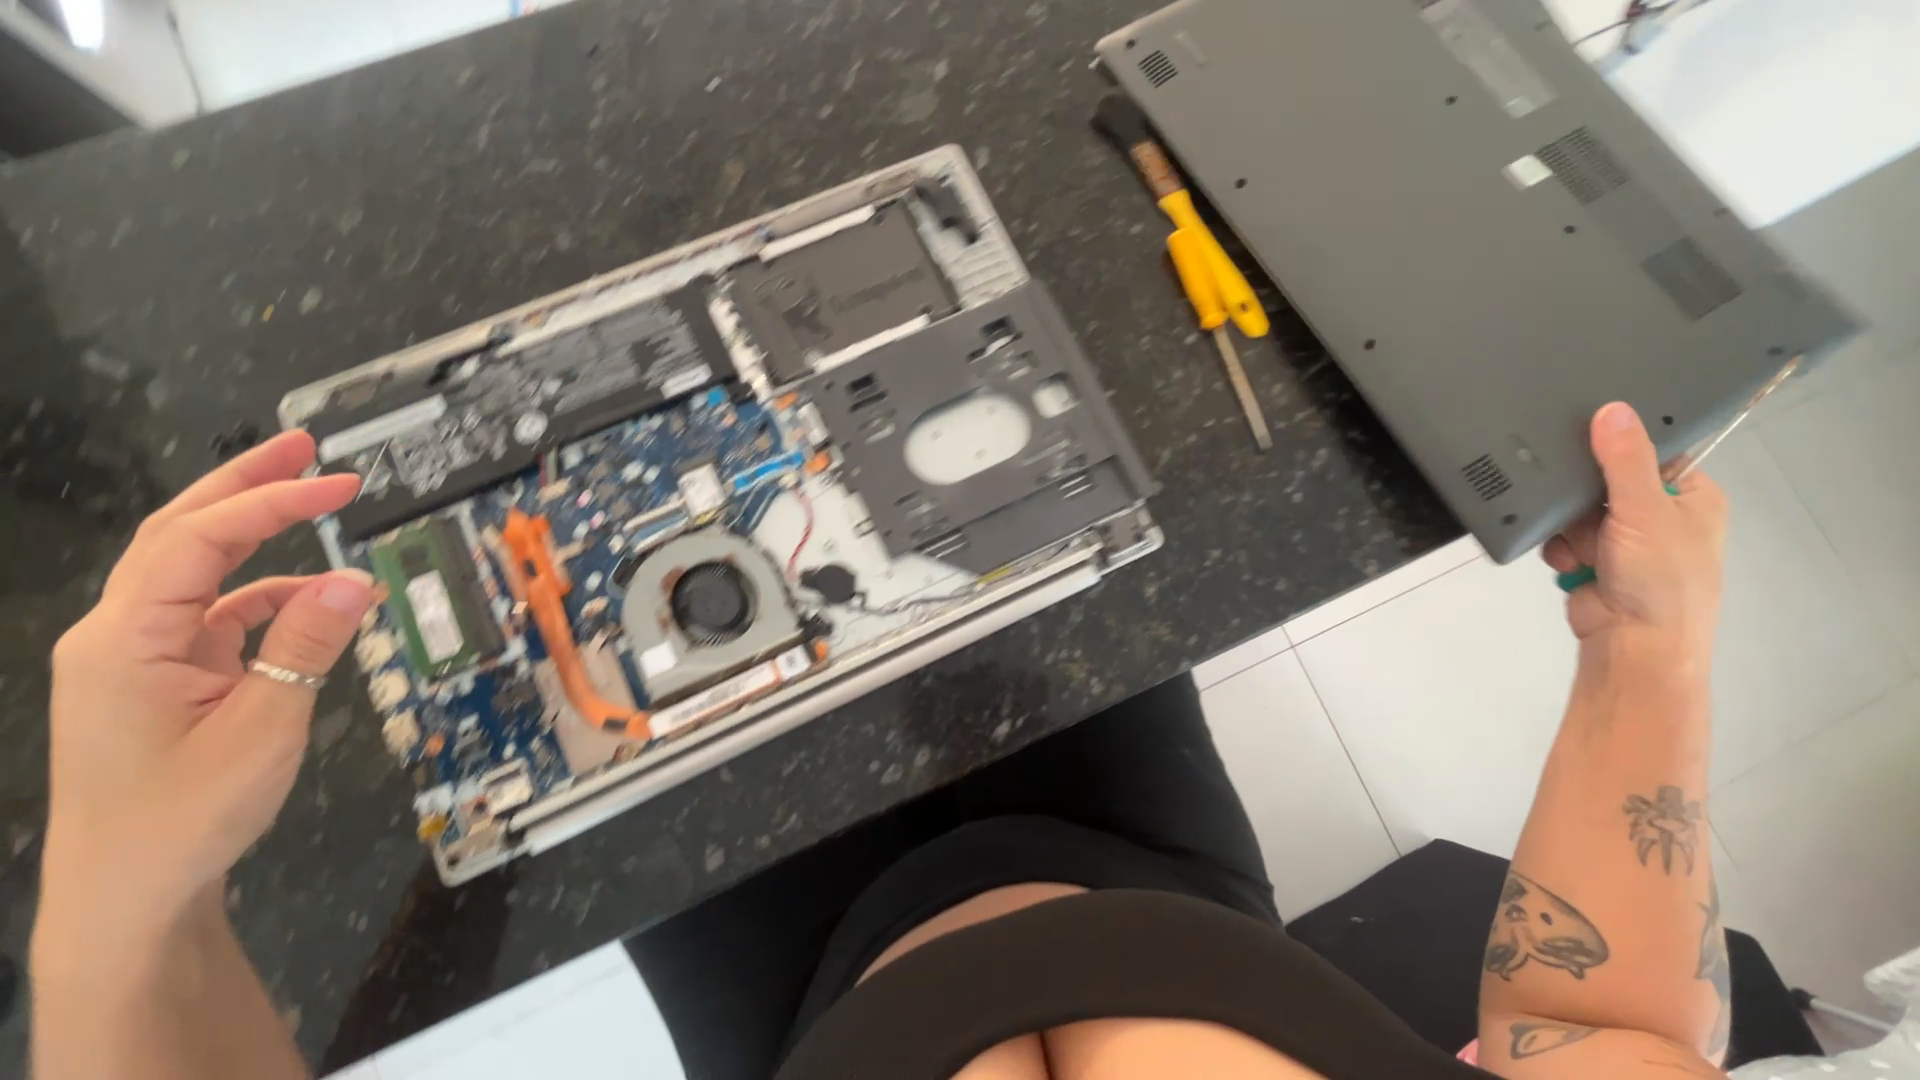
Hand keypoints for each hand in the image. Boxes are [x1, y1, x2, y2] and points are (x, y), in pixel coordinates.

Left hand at [38, 431, 372, 955]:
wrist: (129, 890)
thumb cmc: (189, 812)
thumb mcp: (265, 725)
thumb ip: (307, 644)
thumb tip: (355, 578)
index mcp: (125, 639)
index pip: (198, 541)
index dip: (271, 503)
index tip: (341, 485)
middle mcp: (119, 633)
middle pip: (177, 533)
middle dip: (241, 484)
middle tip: (304, 446)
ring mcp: (136, 653)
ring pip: (191, 567)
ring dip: (249, 527)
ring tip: (308, 496)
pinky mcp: (160, 674)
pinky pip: (212, 612)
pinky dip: (262, 591)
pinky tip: (305, 591)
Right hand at [1543, 403, 1727, 655]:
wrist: (1634, 644)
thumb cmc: (1661, 578)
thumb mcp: (1646, 511)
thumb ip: (1625, 460)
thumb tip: (1613, 409)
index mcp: (1692, 497)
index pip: (1652, 453)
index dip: (1619, 445)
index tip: (1585, 438)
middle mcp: (1660, 516)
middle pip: (1605, 482)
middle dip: (1583, 498)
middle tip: (1577, 504)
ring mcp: (1625, 541)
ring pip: (1577, 511)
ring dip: (1568, 528)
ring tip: (1577, 546)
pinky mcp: (1592, 561)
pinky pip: (1562, 538)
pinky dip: (1559, 549)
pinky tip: (1568, 562)